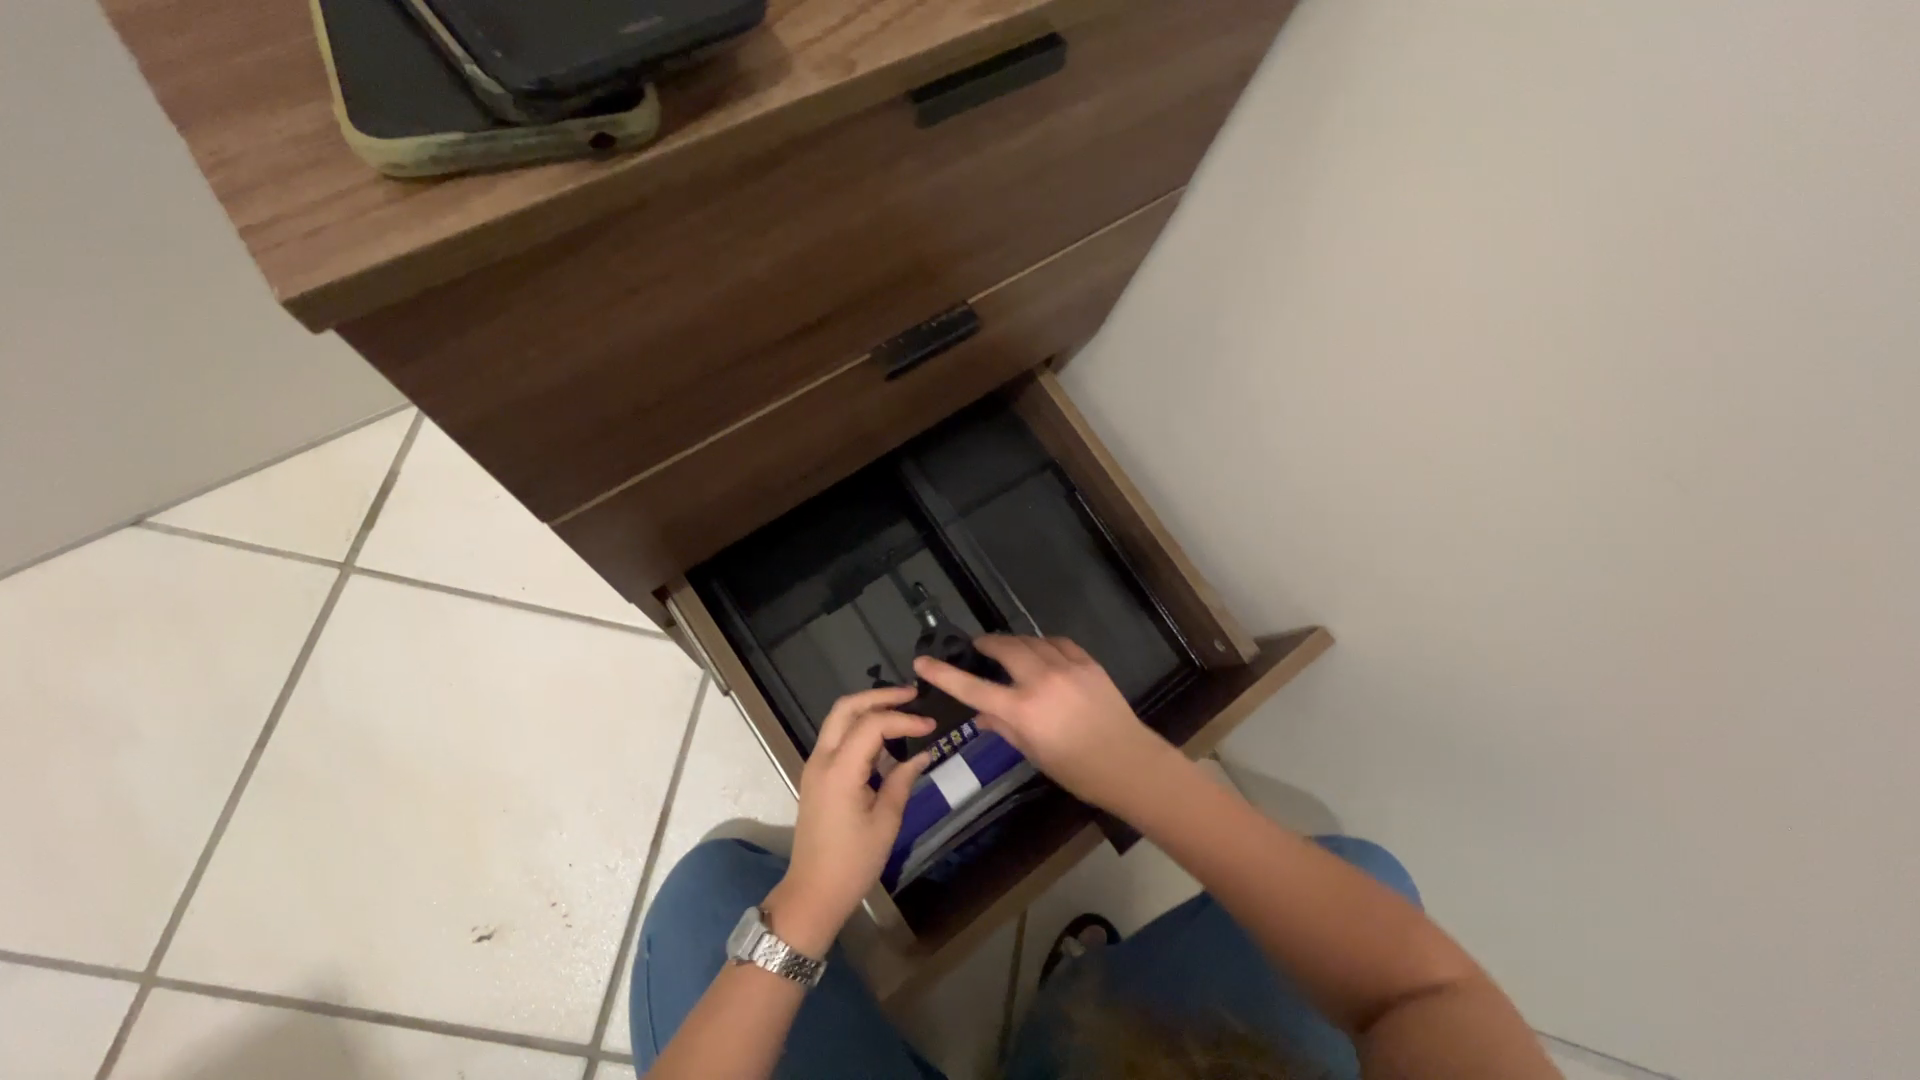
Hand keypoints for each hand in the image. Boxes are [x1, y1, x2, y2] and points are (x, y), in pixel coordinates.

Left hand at [766, 686, 933, 954]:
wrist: (813, 892)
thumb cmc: (853, 862)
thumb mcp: (886, 822)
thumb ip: (902, 780)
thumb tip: (921, 755)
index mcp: (840, 771)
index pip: (872, 725)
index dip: (904, 719)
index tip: (931, 726)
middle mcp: (821, 760)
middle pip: (846, 708)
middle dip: (880, 697)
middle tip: (912, 696)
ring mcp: (815, 767)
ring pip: (838, 720)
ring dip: (869, 710)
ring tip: (903, 712)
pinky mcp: (817, 777)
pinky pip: (837, 739)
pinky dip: (861, 729)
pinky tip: (886, 740)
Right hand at [914, 635, 1183, 817]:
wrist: (1128, 762)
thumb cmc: (1076, 769)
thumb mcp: (1033, 752)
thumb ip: (1003, 726)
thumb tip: (980, 713)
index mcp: (1023, 709)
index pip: (973, 688)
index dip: (944, 674)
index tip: (922, 660)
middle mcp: (1041, 680)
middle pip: (1004, 648)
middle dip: (986, 645)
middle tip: (977, 649)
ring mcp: (1067, 667)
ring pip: (1031, 641)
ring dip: (1014, 643)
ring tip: (1007, 652)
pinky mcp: (1088, 663)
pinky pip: (1057, 643)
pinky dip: (1043, 645)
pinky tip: (1041, 653)